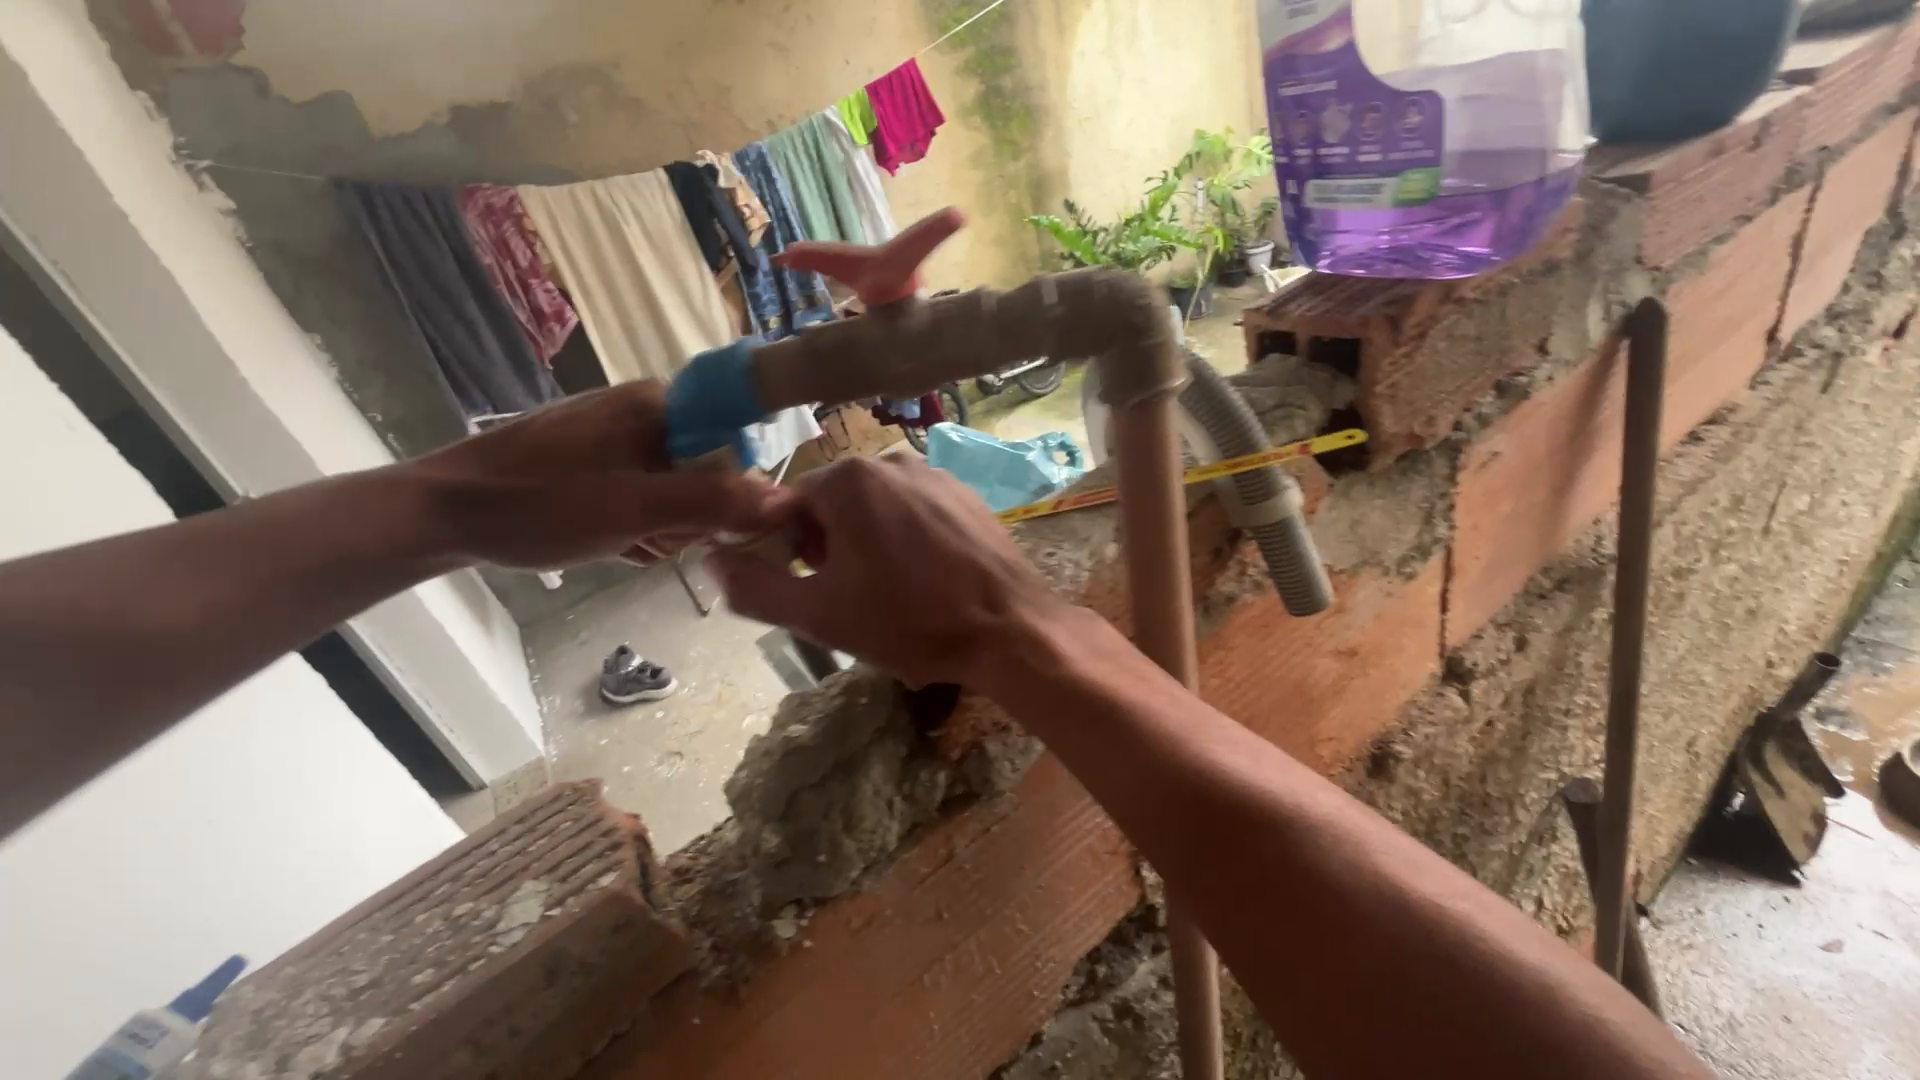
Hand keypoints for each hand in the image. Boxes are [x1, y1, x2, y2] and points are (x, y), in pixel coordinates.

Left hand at [402, 382, 789, 569]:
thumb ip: (713, 502)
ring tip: (628, 544)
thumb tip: (787, 501)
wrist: (442, 513)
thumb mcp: (634, 510)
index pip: (740, 443)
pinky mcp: (596, 457)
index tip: (719, 531)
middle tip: (657, 541)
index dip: (741, 492)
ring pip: (679, 487)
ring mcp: (618, 433)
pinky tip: (614, 541)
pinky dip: (640, 521)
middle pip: (711, 469)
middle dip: (693, 516)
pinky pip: (647, 491)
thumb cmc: (539, 506)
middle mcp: (645, 409)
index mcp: (660, 405)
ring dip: (665, 525)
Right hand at [711, 455, 1068, 687]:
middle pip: (834, 504)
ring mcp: (936, 474)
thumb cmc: (909, 622)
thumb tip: (711, 557)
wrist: (1009, 630)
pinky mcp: (966, 495)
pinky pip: (915, 512)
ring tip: (894, 595)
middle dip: (832, 549)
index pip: (790, 506)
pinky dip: (908, 541)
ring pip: (877, 509)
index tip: (815, 590)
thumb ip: (754, 586)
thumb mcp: (818, 615)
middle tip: (854, 599)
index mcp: (850, 478)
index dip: (792, 552)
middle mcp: (892, 460)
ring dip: (869, 546)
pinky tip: (926, 581)